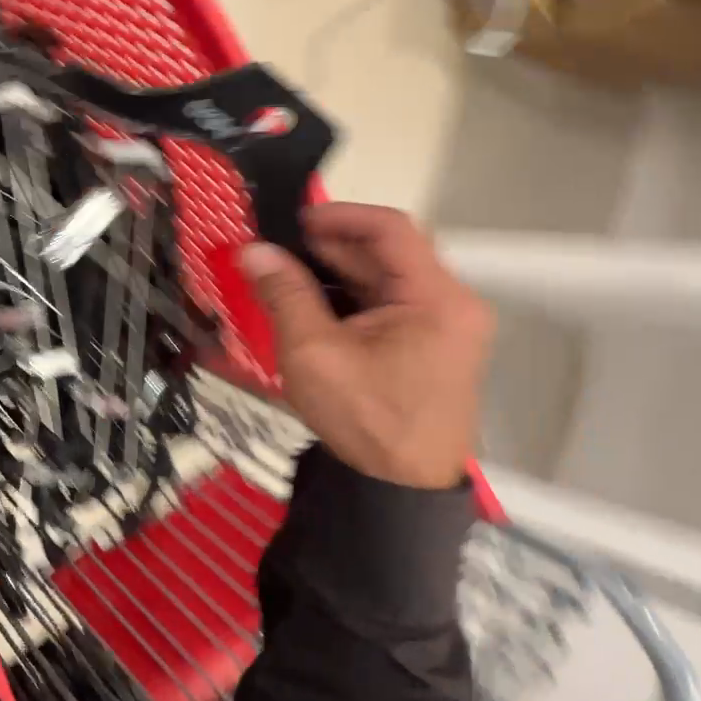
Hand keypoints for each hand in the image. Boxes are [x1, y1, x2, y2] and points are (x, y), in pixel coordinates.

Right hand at [239, 203, 493, 490]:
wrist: (399, 486)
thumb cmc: (364, 415)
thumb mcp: (313, 351)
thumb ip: (284, 293)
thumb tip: (253, 250)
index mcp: (435, 299)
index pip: (390, 229)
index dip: (336, 215)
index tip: (286, 222)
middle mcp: (447, 303)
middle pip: (383, 253)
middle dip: (321, 247)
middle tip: (266, 253)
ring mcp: (438, 326)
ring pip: (377, 278)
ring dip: (326, 273)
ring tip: (274, 279)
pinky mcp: (423, 345)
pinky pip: (379, 303)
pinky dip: (339, 297)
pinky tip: (299, 307)